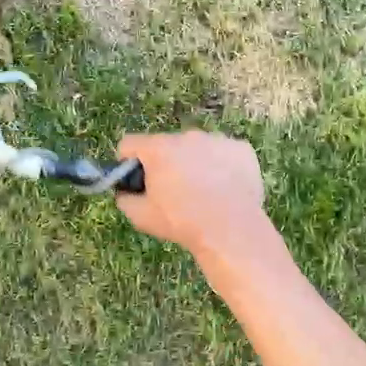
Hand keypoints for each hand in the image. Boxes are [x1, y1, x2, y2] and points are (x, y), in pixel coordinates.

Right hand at [116, 131, 268, 256]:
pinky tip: (224, 188)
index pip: (129, 143)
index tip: (136, 180)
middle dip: (164, 163)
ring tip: (202, 192)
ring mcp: (217, 140)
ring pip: (196, 148)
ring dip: (193, 163)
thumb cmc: (181, 221)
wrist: (231, 230)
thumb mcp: (140, 216)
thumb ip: (124, 199)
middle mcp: (186, 136)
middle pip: (165, 145)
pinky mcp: (241, 148)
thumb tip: (124, 192)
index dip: (127, 162)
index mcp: (158, 148)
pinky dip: (221, 166)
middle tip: (172, 191)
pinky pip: (223, 153)